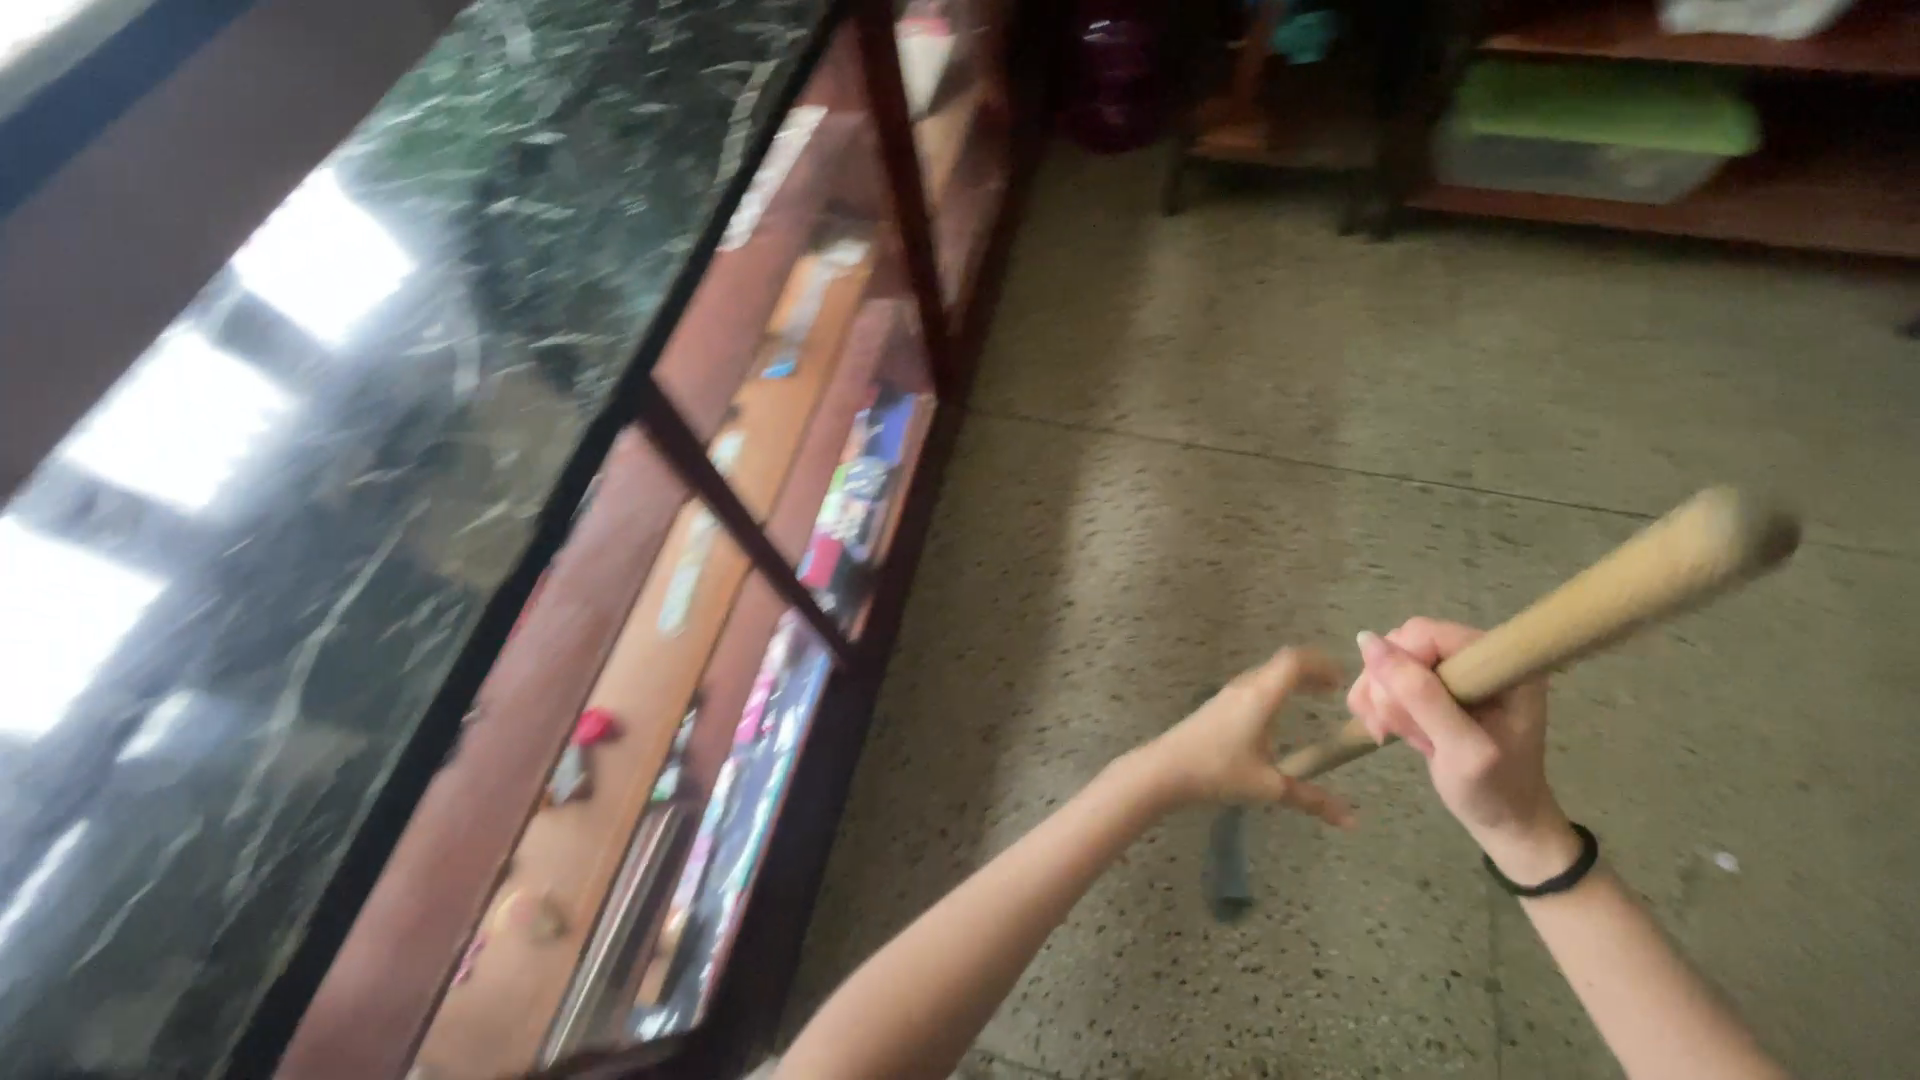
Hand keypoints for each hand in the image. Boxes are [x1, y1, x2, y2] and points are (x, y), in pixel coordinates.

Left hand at [1138, 648, 1353, 825]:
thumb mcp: (1269, 787)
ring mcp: (1226, 695)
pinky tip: (1275, 713)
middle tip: (1333, 688)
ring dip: (1290, 679)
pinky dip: (1273, 688)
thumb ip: (1311, 799)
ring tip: (1312, 695)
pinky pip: (1252, 685)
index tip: (1343, 679)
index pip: (1294, 661)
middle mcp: (1245, 688)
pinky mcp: (1215, 706)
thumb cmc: (1218, 771)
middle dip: (1311, 670)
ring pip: (1264, 674)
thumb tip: (1351, 820)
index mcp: (1261, 696)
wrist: (1163, 769)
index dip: (1321, 663)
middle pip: (1281, 664)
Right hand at [1348, 618, 1576, 880]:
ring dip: (1378, 701)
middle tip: (1397, 731)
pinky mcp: (1430, 685)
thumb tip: (1367, 641)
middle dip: (1388, 690)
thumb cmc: (1494, 790)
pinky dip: (1372, 705)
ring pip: (1384, 662)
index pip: (1425, 633)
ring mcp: (1451, 670)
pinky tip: (1386, 731)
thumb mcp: (1462, 748)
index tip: (1404, 714)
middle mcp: (1475, 655)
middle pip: (1399, 645)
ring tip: (1392, 734)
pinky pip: (1380, 677)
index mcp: (1501, 661)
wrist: (1504, 821)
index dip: (1402, 667)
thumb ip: (1420, 695)